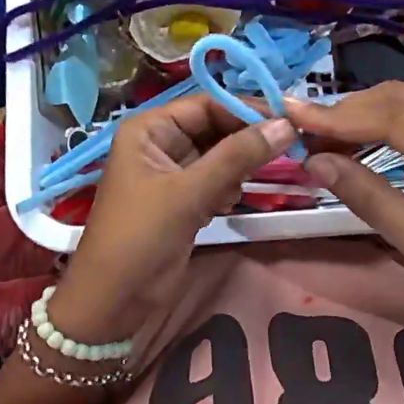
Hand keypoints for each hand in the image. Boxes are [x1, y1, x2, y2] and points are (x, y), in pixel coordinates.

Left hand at [52, 95, 296, 342]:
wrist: (114, 299)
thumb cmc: (141, 236)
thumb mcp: (189, 192)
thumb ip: (238, 156)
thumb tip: (286, 125)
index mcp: (149, 130)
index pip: (206, 104)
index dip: (246, 110)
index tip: (289, 120)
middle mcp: (160, 144)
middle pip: (215, 128)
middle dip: (246, 139)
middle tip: (288, 147)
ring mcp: (171, 174)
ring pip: (219, 157)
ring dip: (239, 166)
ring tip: (254, 180)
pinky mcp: (183, 201)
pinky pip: (215, 182)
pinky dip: (228, 188)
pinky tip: (230, 203)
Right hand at [288, 83, 403, 327]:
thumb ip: (366, 195)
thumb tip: (313, 160)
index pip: (398, 117)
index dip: (340, 116)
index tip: (291, 113)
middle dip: (348, 112)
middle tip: (302, 130)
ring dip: (365, 113)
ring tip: (322, 134)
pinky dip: (389, 120)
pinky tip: (359, 134)